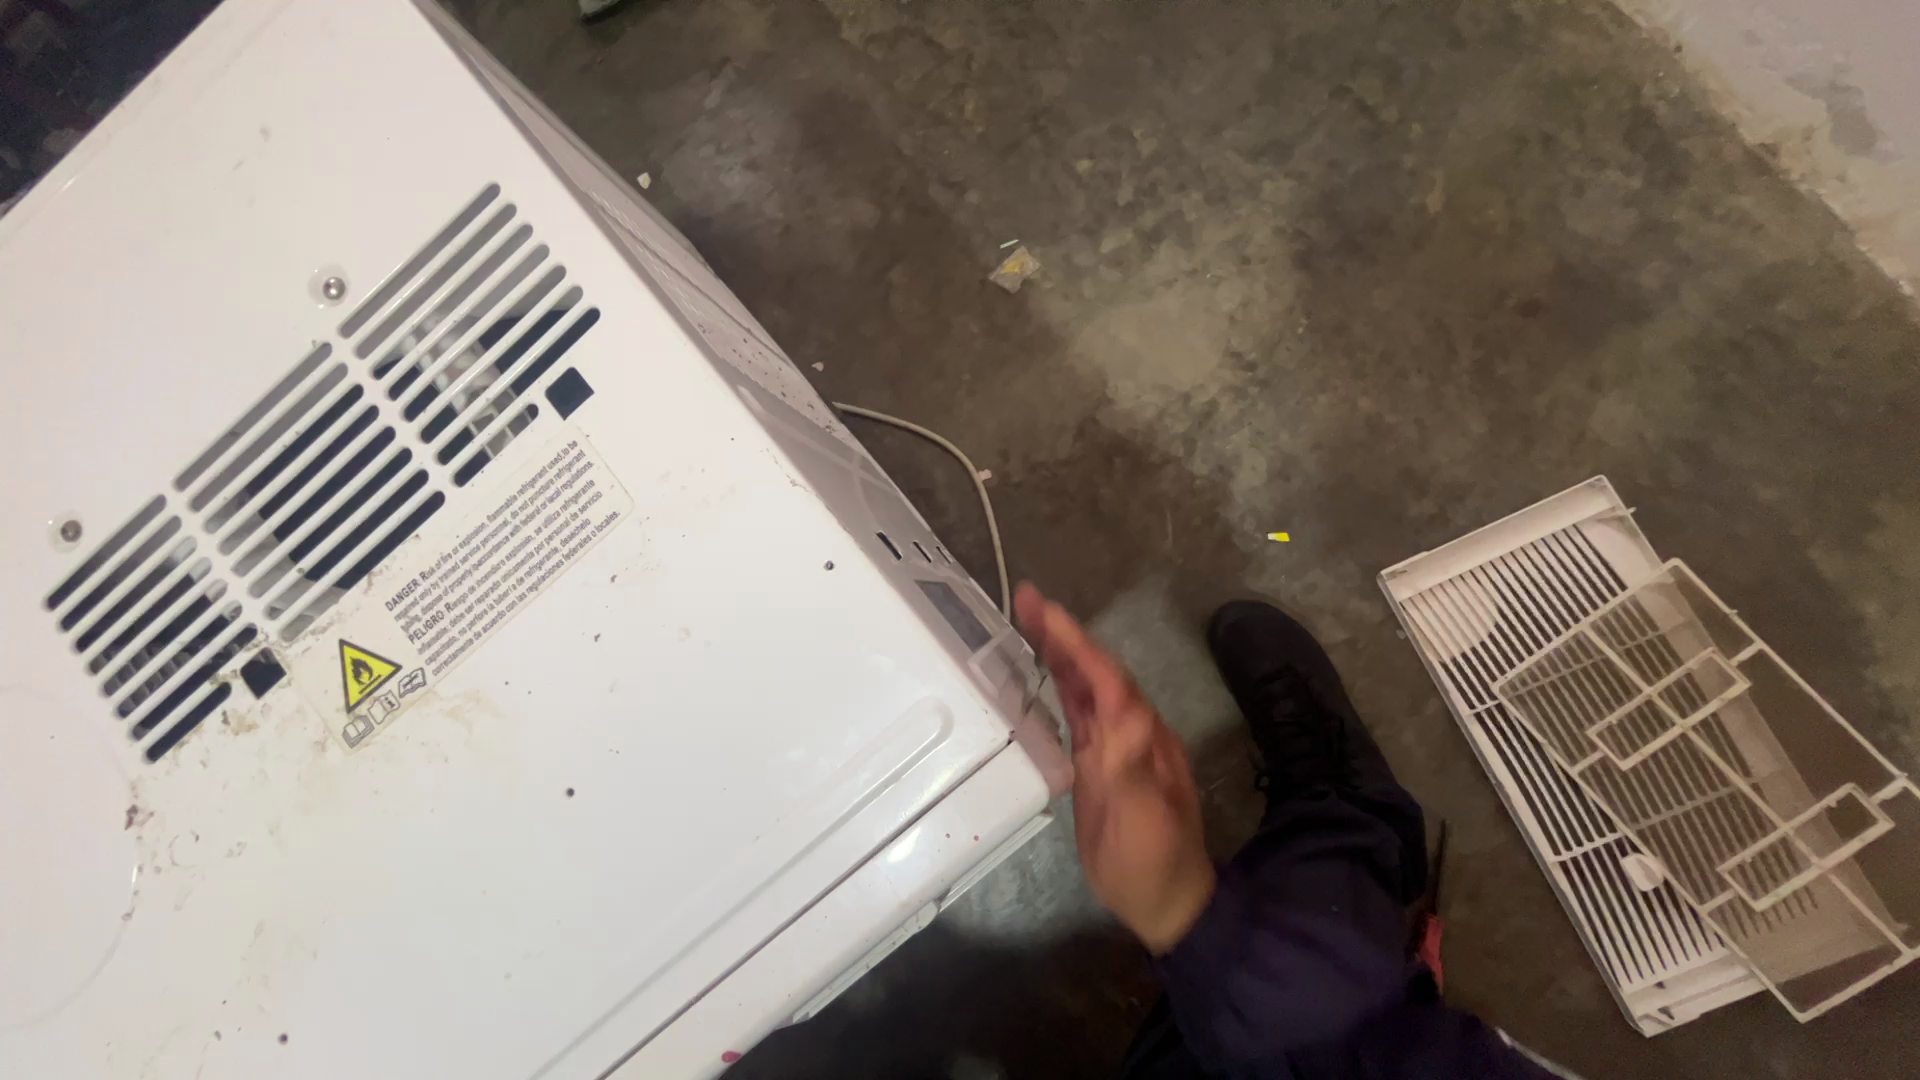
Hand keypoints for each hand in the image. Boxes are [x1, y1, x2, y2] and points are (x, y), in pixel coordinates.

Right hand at [1015, 582, 1215, 952]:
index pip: (1107, 679)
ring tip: (1028, 619)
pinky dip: (1060, 683)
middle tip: (1027, 600)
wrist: (1165, 900)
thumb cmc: (1154, 863)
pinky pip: (1078, 710)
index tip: (1047, 612)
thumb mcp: (1146, 821)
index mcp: (1141, 739)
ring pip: (1085, 685)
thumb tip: (1127, 715)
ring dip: (1060, 651)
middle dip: (1064, 634)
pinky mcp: (1097, 760)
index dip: (1077, 644)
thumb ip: (1134, 768)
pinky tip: (1043, 669)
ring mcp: (1112, 745)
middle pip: (1095, 671)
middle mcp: (1128, 732)